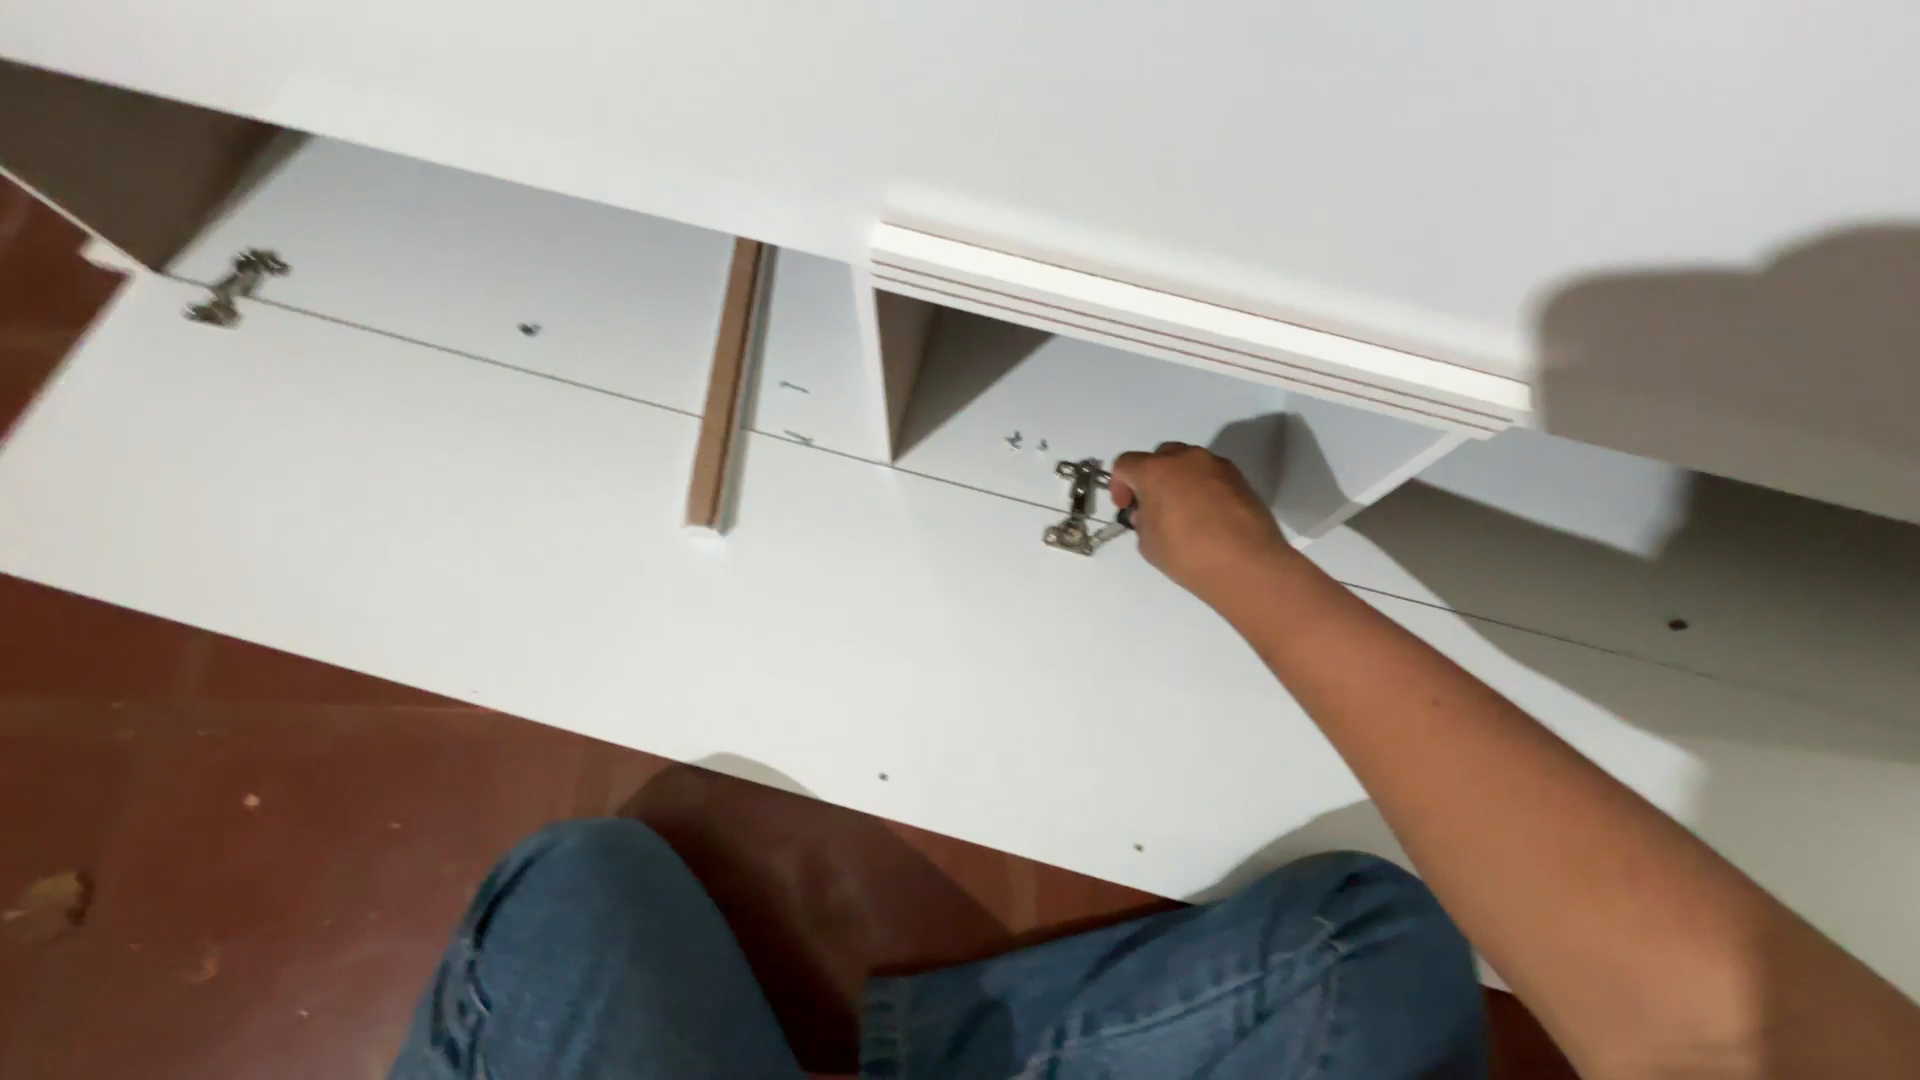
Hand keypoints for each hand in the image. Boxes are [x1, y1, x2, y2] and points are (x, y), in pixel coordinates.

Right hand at [1109, 443, 1295, 605]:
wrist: (1248, 565)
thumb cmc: (1189, 555)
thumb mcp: (1148, 544)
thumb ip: (1142, 520)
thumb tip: (1148, 512)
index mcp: (1156, 471)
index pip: (1125, 464)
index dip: (1120, 485)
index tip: (1126, 507)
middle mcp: (1186, 459)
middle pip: (1159, 457)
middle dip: (1150, 478)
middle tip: (1153, 507)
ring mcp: (1216, 465)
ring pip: (1187, 463)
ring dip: (1178, 480)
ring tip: (1183, 512)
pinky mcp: (1240, 477)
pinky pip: (1210, 474)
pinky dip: (1202, 487)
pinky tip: (1207, 516)